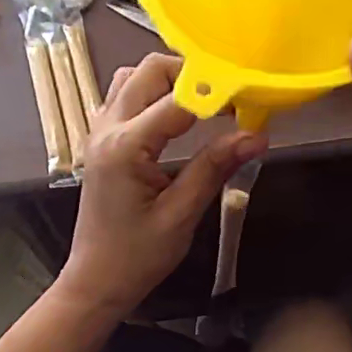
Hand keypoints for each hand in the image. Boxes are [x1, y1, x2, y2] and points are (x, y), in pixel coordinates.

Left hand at [57, 54, 267, 313]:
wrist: (96, 280)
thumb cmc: (136, 257)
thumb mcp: (180, 215)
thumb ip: (214, 168)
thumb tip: (256, 135)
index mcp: (125, 147)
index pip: (177, 100)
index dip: (217, 91)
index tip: (250, 95)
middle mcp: (107, 129)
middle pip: (149, 71)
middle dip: (192, 75)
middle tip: (227, 99)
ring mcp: (99, 133)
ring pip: (134, 79)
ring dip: (170, 83)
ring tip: (205, 107)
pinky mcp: (101, 143)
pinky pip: (125, 100)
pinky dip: (152, 97)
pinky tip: (176, 120)